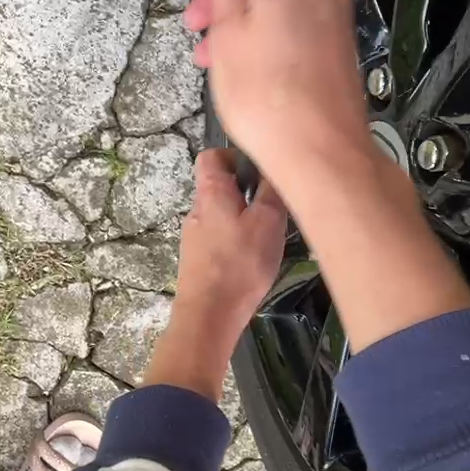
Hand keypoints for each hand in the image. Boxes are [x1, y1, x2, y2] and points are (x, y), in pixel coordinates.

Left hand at [142, 150, 288, 401]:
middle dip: (247, 191)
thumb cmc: (240, 263)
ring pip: (222, 214)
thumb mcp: (268, 221)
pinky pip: (220, 238)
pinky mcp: (198, 260)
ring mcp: (194, 236)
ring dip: (245, 218)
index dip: (234, 156)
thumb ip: (270, 191)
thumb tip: (272, 165)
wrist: (208, 314)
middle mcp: (197, 210)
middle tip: (275, 205)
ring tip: (270, 233)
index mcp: (210, 192)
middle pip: (219, 186)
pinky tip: (255, 257)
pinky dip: (237, 240)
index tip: (259, 171)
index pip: (212, 156)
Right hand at [185, 0, 372, 191]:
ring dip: (242, 13)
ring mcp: (333, 18)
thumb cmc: (269, 94)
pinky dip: (264, 35)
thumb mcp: (229, 28)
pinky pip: (295, 25)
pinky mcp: (333, 49)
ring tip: (210, 51)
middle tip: (201, 12)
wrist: (318, 153)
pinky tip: (238, 67)